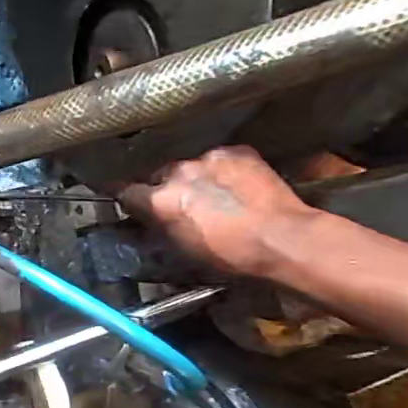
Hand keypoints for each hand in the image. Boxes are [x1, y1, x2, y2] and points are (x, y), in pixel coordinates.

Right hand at [119, 146, 314, 278]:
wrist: (282, 238)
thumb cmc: (232, 256)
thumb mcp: (185, 251)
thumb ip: (160, 228)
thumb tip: (148, 218)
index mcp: (162, 200)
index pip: (127, 191)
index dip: (126, 196)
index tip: (124, 198)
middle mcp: (180, 172)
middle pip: (161, 175)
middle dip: (166, 188)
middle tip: (182, 206)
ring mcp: (209, 157)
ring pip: (192, 166)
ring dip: (197, 179)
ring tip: (215, 197)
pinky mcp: (236, 151)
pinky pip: (220, 160)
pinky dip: (222, 172)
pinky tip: (236, 188)